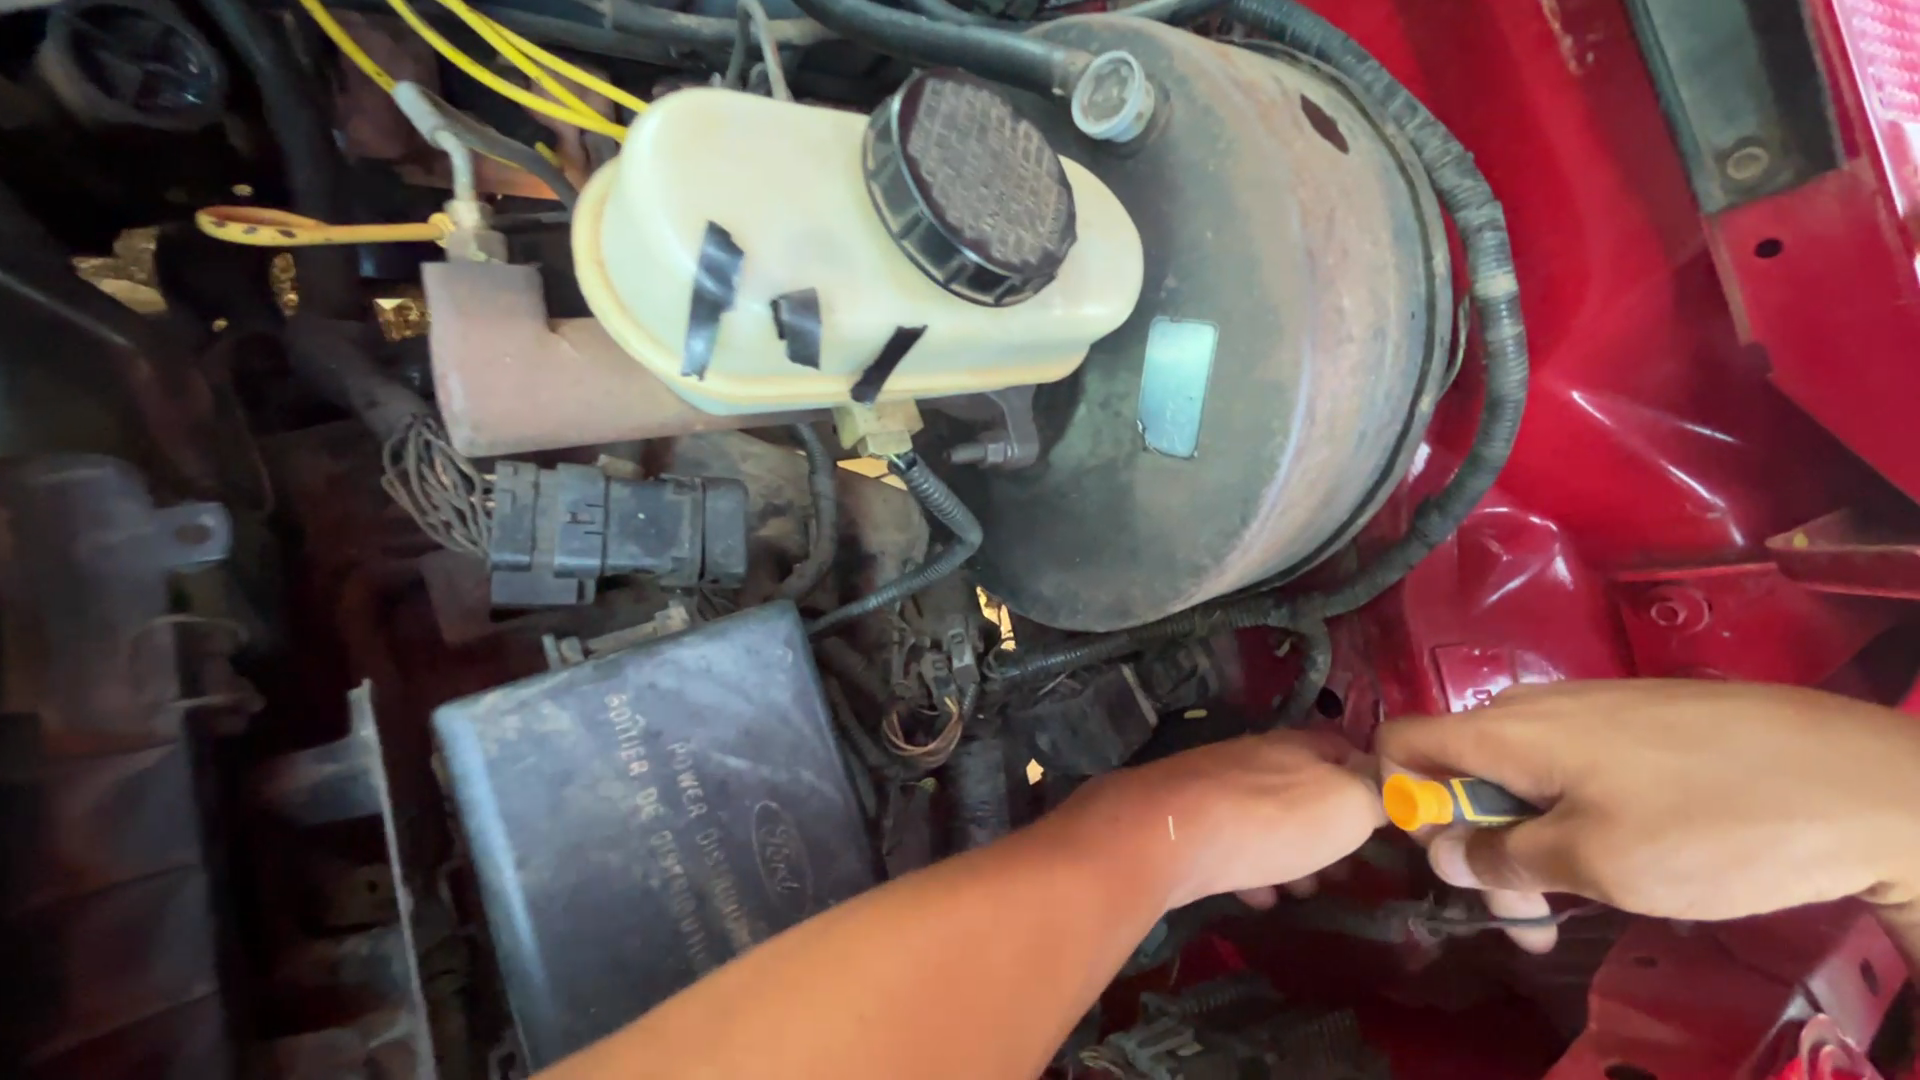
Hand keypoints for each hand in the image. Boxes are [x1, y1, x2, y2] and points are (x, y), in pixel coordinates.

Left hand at [1050, 731, 1383, 910]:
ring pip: (1269, 822)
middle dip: (1330, 834)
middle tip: (1345, 873)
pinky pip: (1232, 847)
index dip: (1373, 786)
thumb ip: (1377, 796)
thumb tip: (1389, 788)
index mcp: (1297, 745)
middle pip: (1306, 792)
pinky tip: (1257, 897)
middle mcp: (1256, 758)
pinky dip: (1250, 872)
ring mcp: (1218, 789)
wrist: (1170, 835)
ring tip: (1303, 892)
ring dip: (1292, 858)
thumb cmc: (1270, 818)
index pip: (1347, 752)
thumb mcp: (1348, 804)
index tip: (1389, 825)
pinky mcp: (1189, 824)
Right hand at [1376, 680, 1919, 924]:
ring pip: (1516, 768)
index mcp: (1500, 731)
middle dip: (1476, 839)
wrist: (1872, 781)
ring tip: (1585, 892)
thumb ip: (1504, 858)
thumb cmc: (1713, 826)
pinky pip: (1567, 758)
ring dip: (1526, 832)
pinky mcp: (1634, 715)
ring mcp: (1584, 705)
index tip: (1457, 858)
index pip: (1398, 743)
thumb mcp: (1598, 864)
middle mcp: (1526, 706)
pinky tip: (1632, 847)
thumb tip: (1446, 853)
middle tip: (1531, 914)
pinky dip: (1570, 807)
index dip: (1401, 800)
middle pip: (1458, 765)